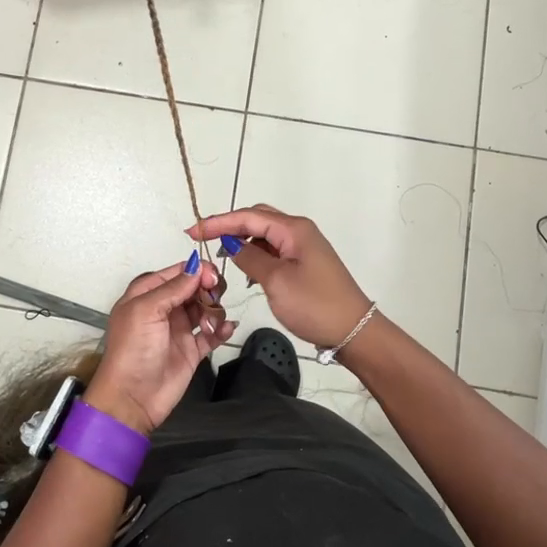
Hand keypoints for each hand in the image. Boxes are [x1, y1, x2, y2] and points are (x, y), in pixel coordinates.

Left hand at [83, 256, 233, 434]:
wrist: (132, 398)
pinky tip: (226, 330)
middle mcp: (164, 308)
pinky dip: (222, 329)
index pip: (177, 272)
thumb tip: (196, 267)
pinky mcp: (191, 350)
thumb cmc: (132, 351)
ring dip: (215, 311)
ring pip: (206, 308)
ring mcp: (178, 329)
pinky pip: (212, 333)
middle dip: (209, 290)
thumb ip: (173, 288)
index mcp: (147, 294)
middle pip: (195, 288)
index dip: (196, 271)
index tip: (212, 277)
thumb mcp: (146, 311)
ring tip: (211, 324)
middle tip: (213, 300)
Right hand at [188, 204, 371, 348]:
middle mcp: (299, 231)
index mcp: (293, 229)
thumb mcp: (275, 281)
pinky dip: (256, 255)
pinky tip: (246, 271)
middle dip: (229, 227)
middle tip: (203, 241)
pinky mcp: (305, 263)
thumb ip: (249, 258)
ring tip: (222, 257)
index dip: (217, 222)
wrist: (354, 330)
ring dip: (243, 241)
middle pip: (257, 218)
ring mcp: (303, 247)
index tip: (192, 232)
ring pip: (265, 235)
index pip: (248, 216)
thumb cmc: (314, 305)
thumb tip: (230, 244)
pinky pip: (274, 250)